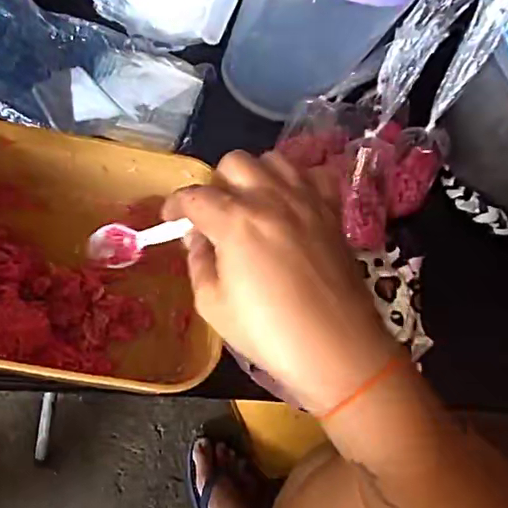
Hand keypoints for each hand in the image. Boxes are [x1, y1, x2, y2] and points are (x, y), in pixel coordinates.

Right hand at [165, 151, 400, 414]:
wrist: (336, 346)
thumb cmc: (269, 333)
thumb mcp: (214, 306)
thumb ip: (199, 264)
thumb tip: (198, 240)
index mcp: (235, 221)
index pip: (194, 195)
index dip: (175, 205)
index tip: (170, 219)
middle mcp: (271, 198)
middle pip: (234, 163)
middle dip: (216, 184)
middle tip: (214, 216)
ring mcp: (306, 200)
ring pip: (274, 160)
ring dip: (255, 175)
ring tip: (252, 204)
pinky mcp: (332, 211)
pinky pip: (314, 175)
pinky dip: (297, 181)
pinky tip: (290, 204)